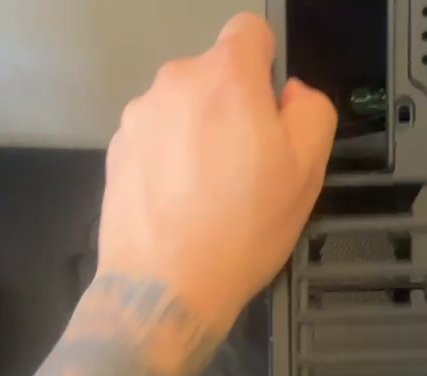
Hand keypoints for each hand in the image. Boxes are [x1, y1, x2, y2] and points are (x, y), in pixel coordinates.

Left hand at [98, 14, 335, 336]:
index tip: (267, 119)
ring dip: (195, 140)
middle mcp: (173, 84)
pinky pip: (152, 146)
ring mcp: (137, 120)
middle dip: (229, 112)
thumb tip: (289, 96)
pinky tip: (177, 211)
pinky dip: (166, 167)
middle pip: (211, 79)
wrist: (166, 291)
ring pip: (179, 114)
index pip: (250, 34)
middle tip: (243, 175)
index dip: (265, 72)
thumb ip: (311, 112)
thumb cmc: (241, 233)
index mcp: (226, 76)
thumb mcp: (307, 173)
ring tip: (206, 201)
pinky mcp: (114, 156)